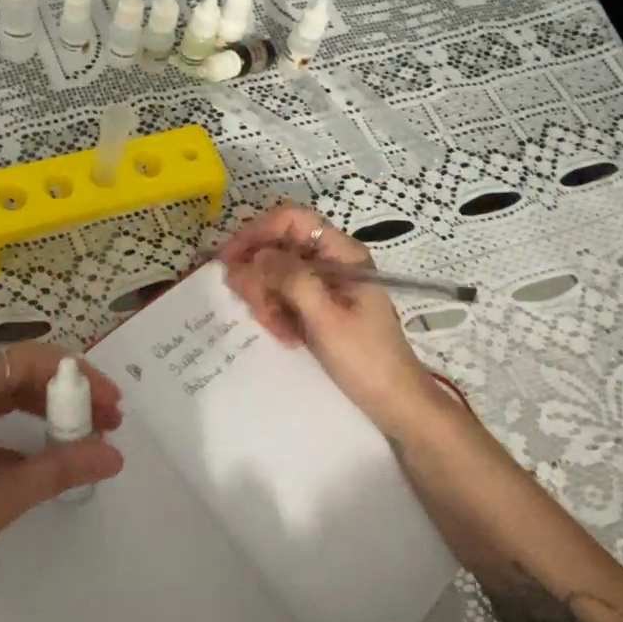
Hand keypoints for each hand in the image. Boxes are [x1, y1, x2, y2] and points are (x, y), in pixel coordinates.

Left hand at [0, 343, 124, 614]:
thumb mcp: (0, 498)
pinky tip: (42, 460)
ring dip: (41, 415)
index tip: (111, 402)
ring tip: (81, 440)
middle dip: (62, 396)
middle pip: (13, 376)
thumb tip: (114, 455)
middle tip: (106, 425)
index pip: (25, 359)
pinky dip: (15, 435)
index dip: (75, 375)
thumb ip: (60, 469)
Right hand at [220, 205, 445, 434]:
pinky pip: (283, 298)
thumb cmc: (365, 357)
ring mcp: (324, 284)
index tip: (229, 258)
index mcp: (342, 253)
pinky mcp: (317, 307)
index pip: (292, 220)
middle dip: (259, 275)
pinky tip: (287, 337)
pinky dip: (277, 314)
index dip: (257, 231)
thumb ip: (291, 280)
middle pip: (278, 247)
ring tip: (278, 330)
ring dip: (267, 300)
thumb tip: (257, 256)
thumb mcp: (325, 317)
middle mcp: (331, 261)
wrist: (393, 401)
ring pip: (275, 275)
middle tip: (252, 305)